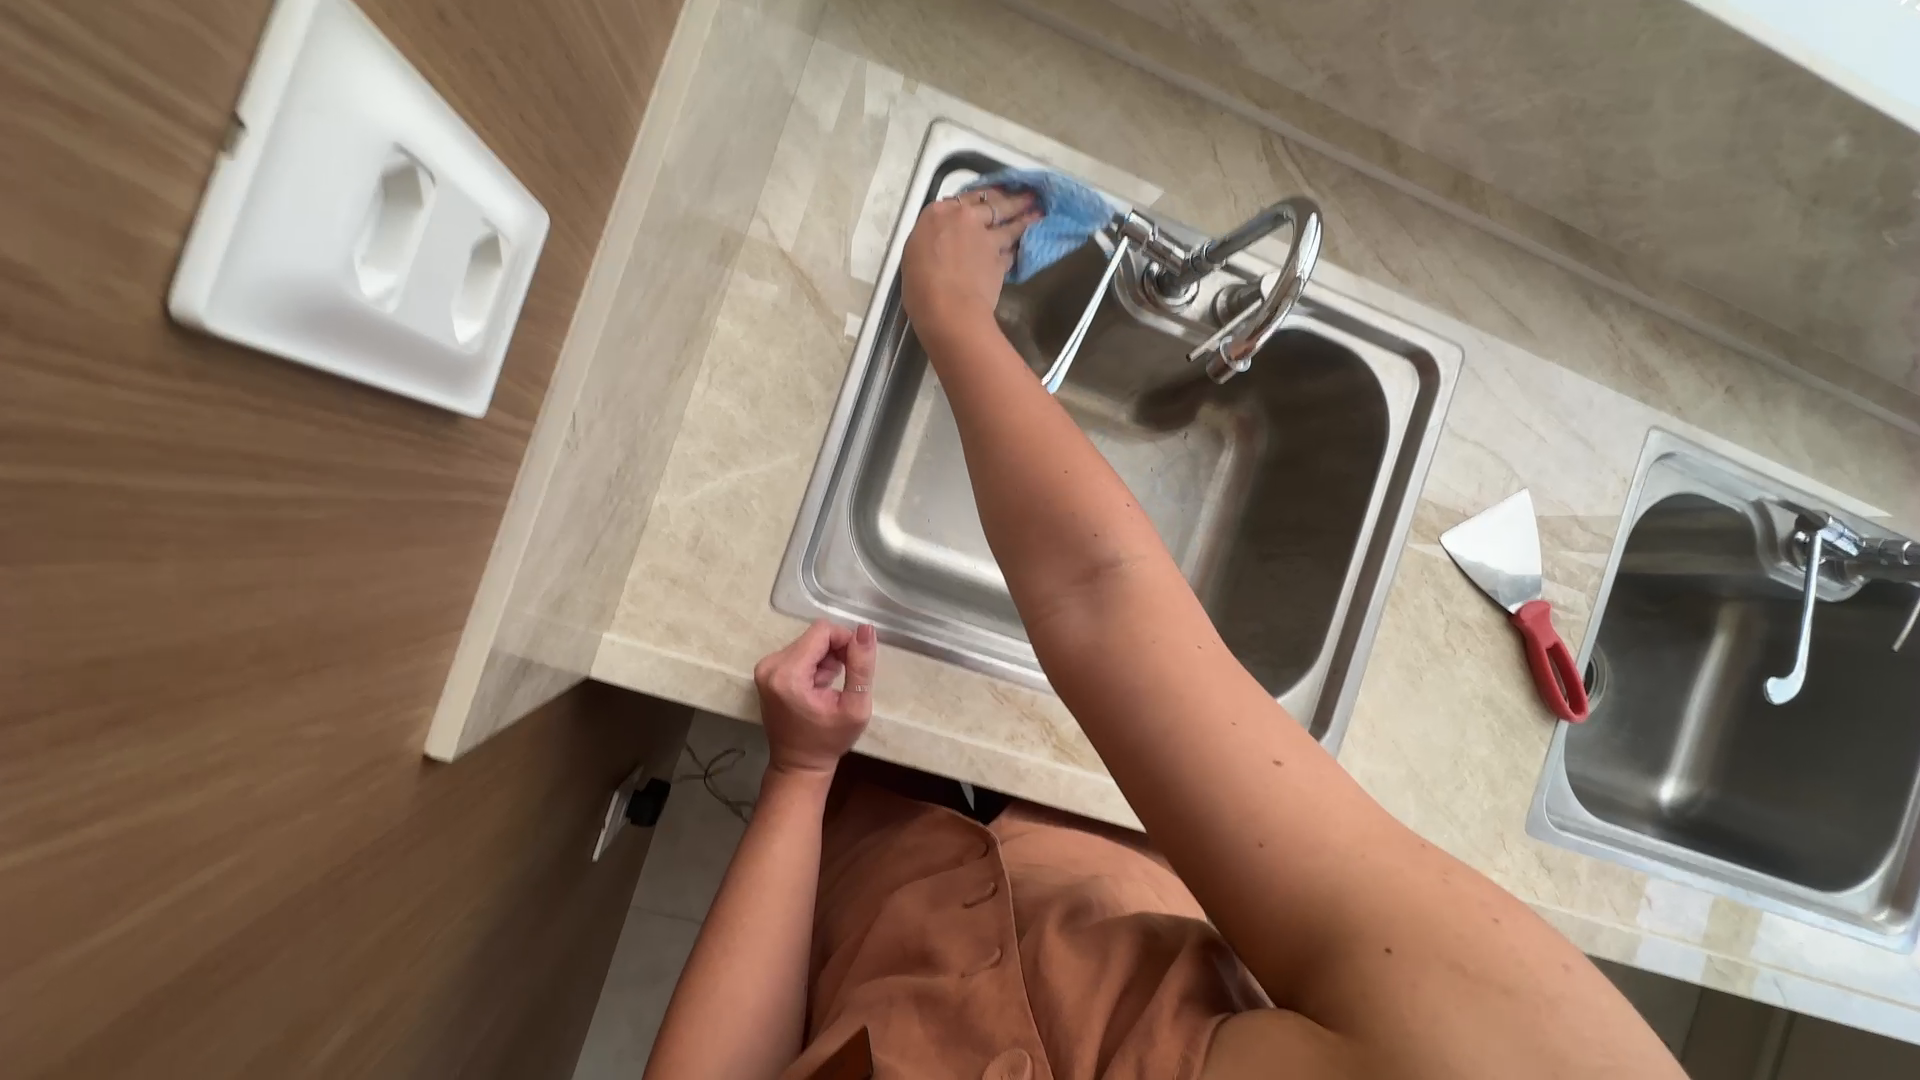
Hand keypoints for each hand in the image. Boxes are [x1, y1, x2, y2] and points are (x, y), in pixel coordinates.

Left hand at [753, 620, 876, 777]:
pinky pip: (799, 652)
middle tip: (844, 680)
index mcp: (788, 674)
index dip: (845, 641)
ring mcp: (766, 668)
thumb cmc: (829, 740)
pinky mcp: (767, 671)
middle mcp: (770, 665)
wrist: (798, 764)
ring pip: (808, 642)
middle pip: (814, 636)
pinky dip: (814, 664)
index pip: (822, 631)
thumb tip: (866, 629)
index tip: (854, 666)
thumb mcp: (856, 707)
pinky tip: (818, 687)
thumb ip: (861, 667)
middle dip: (835, 652)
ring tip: (829, 687)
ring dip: (825, 659)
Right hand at [901, 187, 1039, 347]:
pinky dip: (1018, 248)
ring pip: (1009, 225)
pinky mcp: (1000, 260)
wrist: (948, 309)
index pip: (963, 198)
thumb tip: (941, 240)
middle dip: (1011, 200)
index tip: (987, 198)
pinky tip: (1024, 246)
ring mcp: (986, 239)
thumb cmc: (919, 284)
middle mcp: (965, 219)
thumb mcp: (913, 253)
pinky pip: (1012, 251)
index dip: (978, 199)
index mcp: (938, 214)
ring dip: (1025, 218)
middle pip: (993, 204)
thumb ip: (931, 239)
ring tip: (1037, 213)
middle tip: (1028, 196)